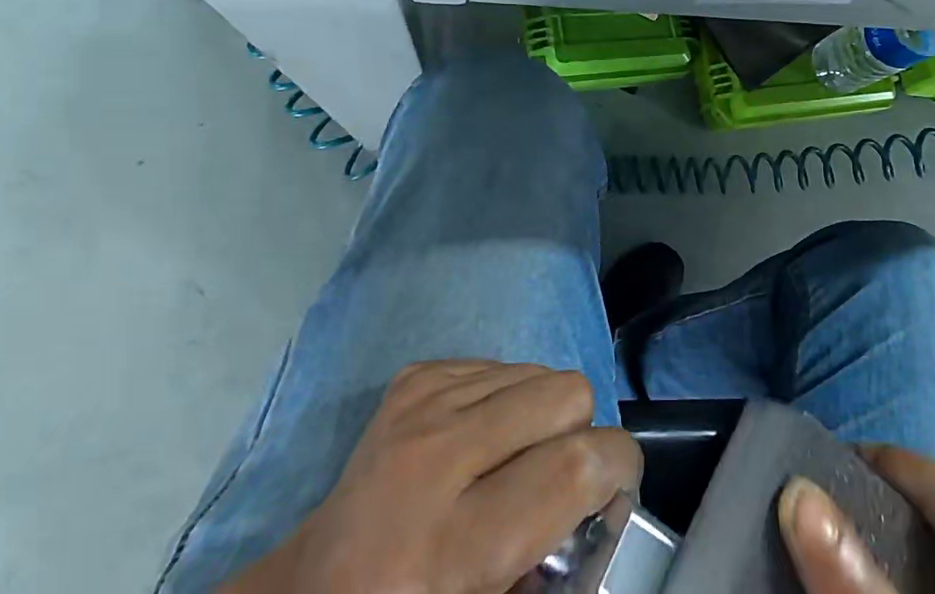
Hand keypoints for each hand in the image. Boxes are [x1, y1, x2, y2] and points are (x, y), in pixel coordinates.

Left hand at [223, 360, 641, 593]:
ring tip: (514, 457)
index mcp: (454, 544)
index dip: (619, 467)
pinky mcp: (412, 379)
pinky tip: (481, 437)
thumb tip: (609, 500)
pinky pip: (502, 363)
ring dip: (544, 412)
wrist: (316, 584)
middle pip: (565, 393)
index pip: (575, 464)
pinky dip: (508, 396)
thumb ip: (563, 558)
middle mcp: (432, 460)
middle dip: (581, 431)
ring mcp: (418, 407)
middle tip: (558, 474)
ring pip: (539, 369)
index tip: (614, 491)